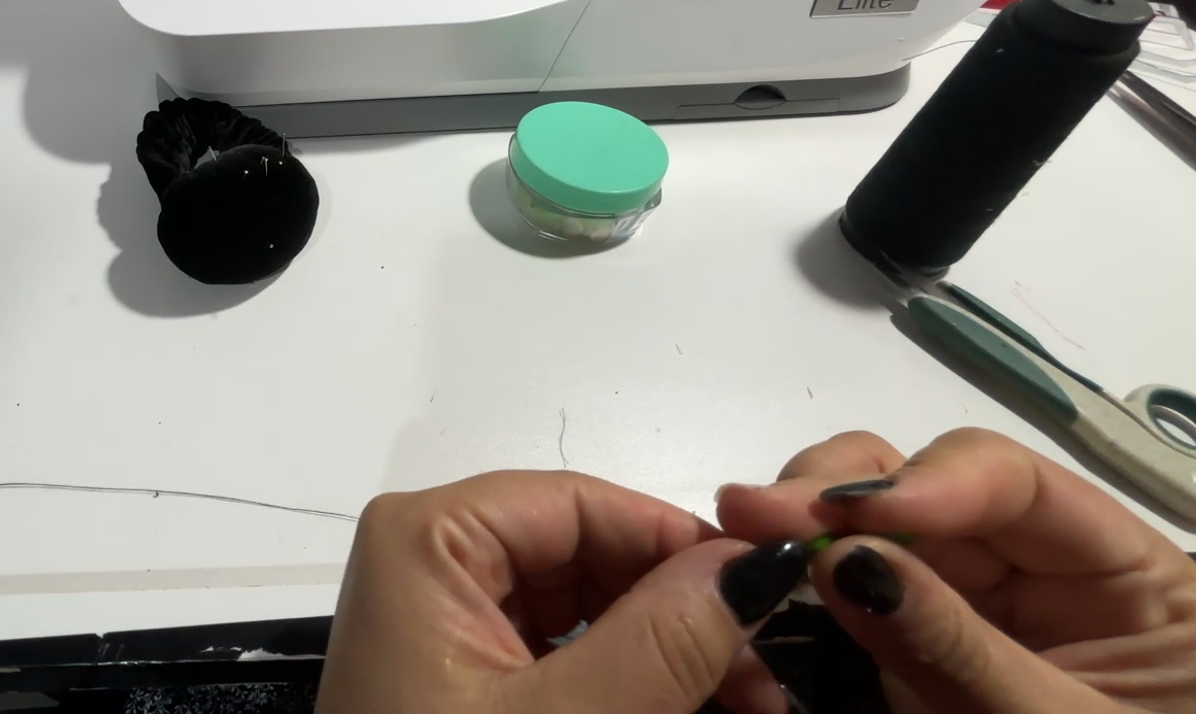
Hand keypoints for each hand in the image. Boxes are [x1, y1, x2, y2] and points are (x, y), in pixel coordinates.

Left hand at [316, 470, 812, 713]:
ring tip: (748, 700)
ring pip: (573, 593)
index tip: (768, 587)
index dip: (673, 537)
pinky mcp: (457, 653)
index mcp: (427, 533)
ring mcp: (440, 600)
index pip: (570, 502)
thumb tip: (752, 566)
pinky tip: (680, 702)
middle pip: (575, 545)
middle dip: (672, 603)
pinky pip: (551, 638)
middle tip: (766, 677)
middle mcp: (427, 548)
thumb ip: (661, 642)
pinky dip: (619, 669)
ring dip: (658, 642)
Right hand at [716, 429, 1195, 712]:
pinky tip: (745, 550)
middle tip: (748, 511)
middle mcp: (1017, 555)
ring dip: (795, 510)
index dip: (923, 478)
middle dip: (828, 490)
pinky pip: (828, 556)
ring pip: (856, 503)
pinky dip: (785, 549)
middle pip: (909, 474)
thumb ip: (958, 649)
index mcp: (1113, 572)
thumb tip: (842, 557)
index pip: (1008, 479)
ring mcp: (947, 580)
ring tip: (738, 526)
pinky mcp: (890, 611)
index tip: (846, 513)